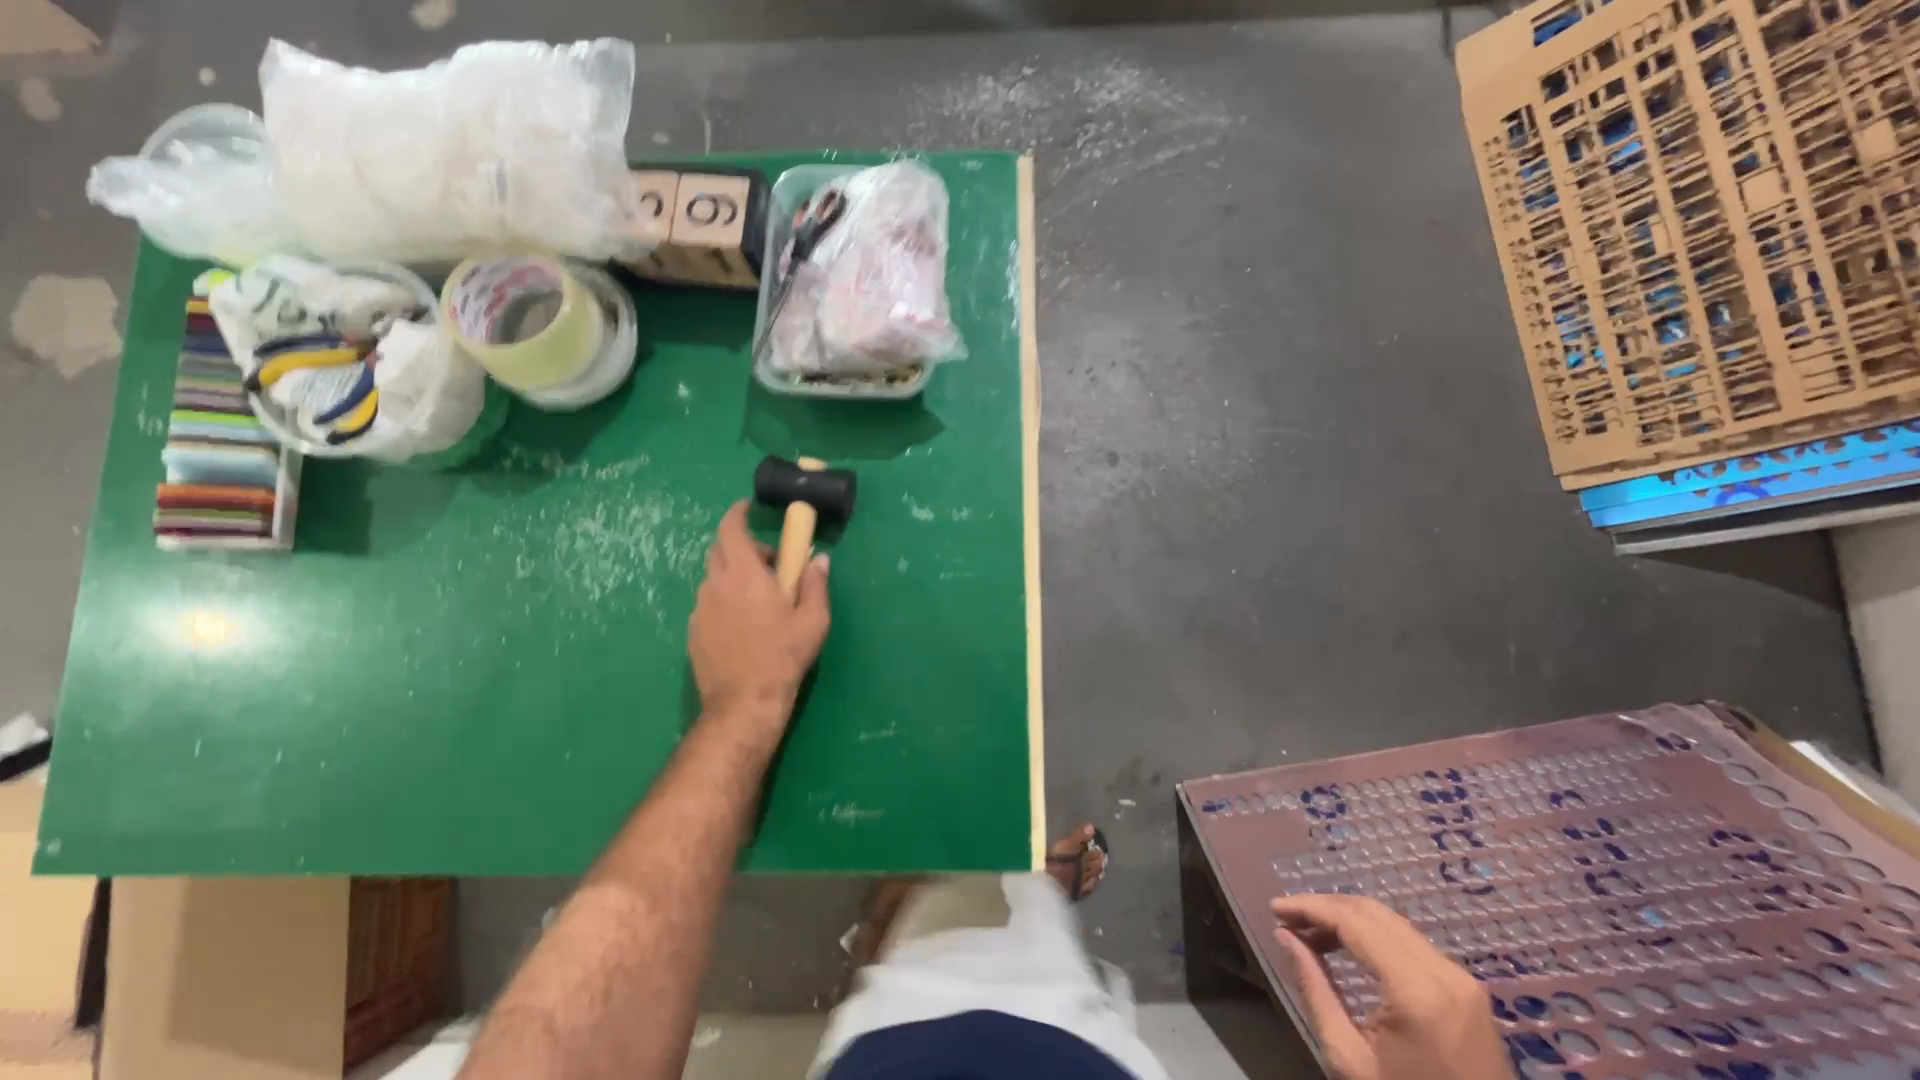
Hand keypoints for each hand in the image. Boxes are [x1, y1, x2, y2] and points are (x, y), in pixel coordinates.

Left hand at [688, 501, 830, 728]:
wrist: (744, 701)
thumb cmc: (784, 656)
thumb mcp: (813, 620)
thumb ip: (815, 584)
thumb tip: (819, 560)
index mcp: (745, 574)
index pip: (731, 528)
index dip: (737, 513)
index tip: (748, 508)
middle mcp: (716, 584)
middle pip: (720, 548)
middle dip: (742, 545)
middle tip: (769, 562)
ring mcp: (701, 607)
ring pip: (714, 577)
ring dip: (735, 575)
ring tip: (759, 599)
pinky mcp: (694, 629)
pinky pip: (709, 602)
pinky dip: (725, 600)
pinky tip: (744, 625)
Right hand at [1271, 895, 1507, 1079]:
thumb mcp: (1349, 1058)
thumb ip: (1315, 990)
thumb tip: (1286, 937)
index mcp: (1416, 990)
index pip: (1354, 922)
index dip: (1311, 908)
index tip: (1275, 908)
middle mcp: (1445, 971)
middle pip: (1375, 913)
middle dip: (1327, 907)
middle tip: (1288, 918)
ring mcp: (1462, 979)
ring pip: (1394, 923)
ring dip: (1349, 919)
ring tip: (1310, 934)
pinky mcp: (1468, 989)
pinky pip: (1412, 943)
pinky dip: (1374, 936)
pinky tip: (1348, 949)